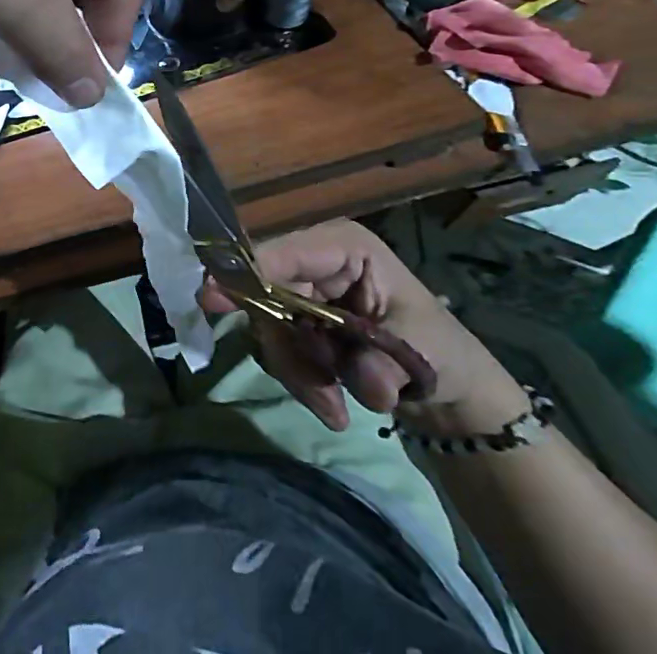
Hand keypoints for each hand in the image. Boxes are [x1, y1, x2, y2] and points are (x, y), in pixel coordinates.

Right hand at [202, 219, 525, 431]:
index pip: (284, 253)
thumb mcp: (422, 352)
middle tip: (319, 393)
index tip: (211, 296)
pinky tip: (332, 405)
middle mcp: (312, 263)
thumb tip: (366, 384)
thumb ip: (386, 363)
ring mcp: (299, 292)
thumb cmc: (439, 350)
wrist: (446, 386)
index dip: (247, 273)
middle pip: (264, 294)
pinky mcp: (293, 320)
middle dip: (287, 349)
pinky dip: (299, 380)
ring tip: (336, 409)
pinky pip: (276, 348)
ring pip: (266, 327)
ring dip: (297, 373)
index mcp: (343, 247)